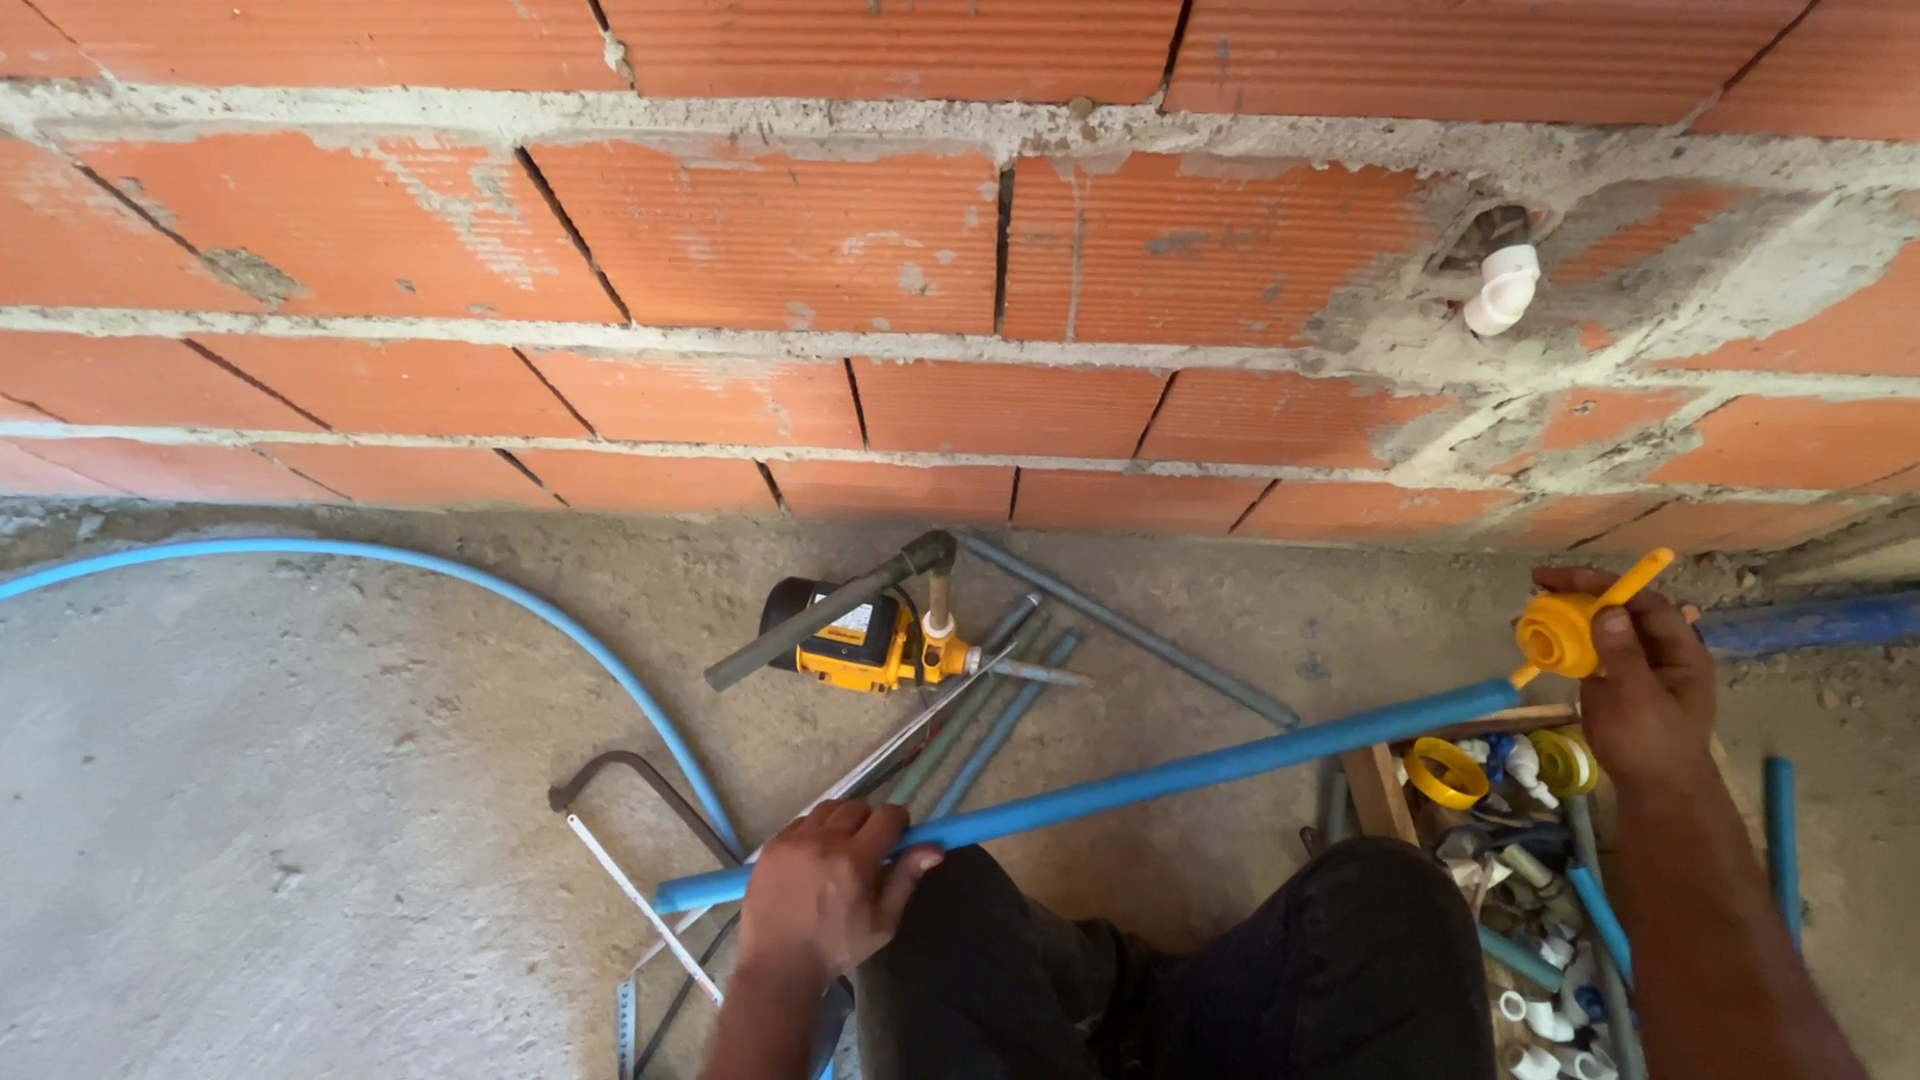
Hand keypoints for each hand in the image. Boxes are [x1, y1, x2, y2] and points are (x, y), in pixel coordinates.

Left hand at [736, 799, 943, 984]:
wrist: (778, 967)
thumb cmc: (836, 948)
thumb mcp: (881, 923)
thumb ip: (906, 879)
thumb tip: (935, 849)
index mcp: (854, 860)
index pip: (887, 816)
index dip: (899, 821)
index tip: (898, 835)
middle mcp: (824, 842)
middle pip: (858, 807)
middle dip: (869, 822)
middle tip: (868, 847)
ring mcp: (793, 841)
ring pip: (829, 809)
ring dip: (841, 822)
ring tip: (839, 848)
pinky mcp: (772, 846)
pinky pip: (801, 821)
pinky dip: (813, 831)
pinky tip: (813, 855)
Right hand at [1531, 567, 1718, 794]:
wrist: (1652, 786)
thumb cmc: (1653, 743)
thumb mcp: (1639, 698)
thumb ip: (1623, 654)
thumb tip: (1608, 610)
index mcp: (1679, 652)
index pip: (1645, 603)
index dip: (1608, 585)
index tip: (1566, 578)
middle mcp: (1655, 651)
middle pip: (1619, 609)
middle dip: (1582, 591)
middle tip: (1540, 583)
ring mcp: (1629, 664)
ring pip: (1598, 626)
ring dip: (1565, 612)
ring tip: (1532, 605)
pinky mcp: (1606, 679)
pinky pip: (1582, 648)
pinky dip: (1558, 637)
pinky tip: (1533, 634)